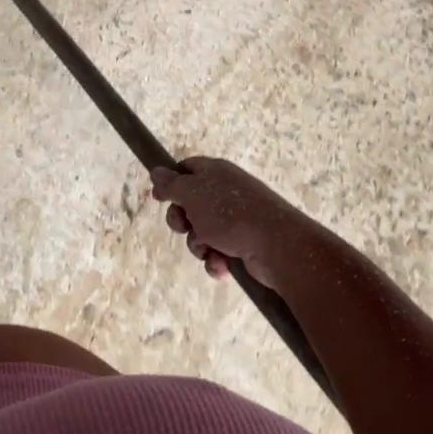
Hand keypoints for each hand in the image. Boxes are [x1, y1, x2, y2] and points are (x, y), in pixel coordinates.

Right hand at [150, 157, 325, 289]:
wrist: (277, 246)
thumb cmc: (230, 213)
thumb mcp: (192, 193)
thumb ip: (171, 184)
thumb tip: (156, 171)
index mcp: (215, 172)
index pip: (186, 168)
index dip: (170, 182)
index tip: (159, 197)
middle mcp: (226, 192)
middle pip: (189, 203)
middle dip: (181, 219)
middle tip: (183, 226)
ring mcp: (236, 219)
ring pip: (201, 231)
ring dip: (198, 244)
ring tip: (208, 250)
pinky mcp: (244, 244)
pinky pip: (218, 251)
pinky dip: (215, 259)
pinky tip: (222, 265)